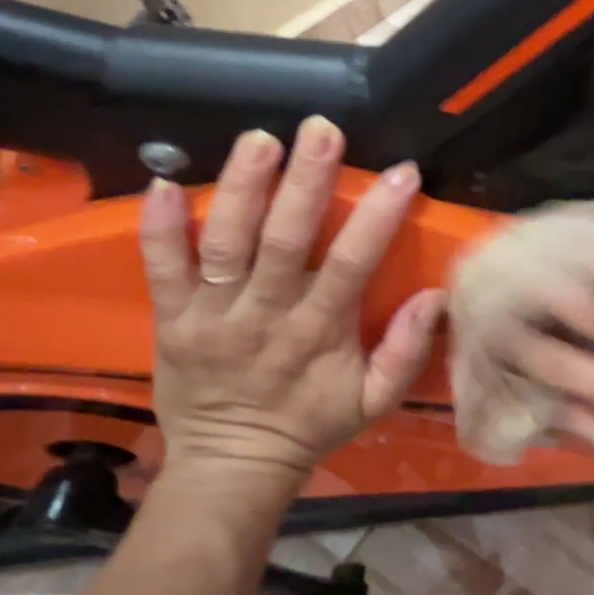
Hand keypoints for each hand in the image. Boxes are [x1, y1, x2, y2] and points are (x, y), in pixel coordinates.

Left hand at [138, 116, 445, 482]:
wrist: (231, 465)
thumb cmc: (313, 423)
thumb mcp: (374, 401)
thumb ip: (405, 352)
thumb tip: (436, 296)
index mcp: (316, 333)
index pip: (350, 264)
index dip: (377, 216)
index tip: (402, 172)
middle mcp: (262, 316)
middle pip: (283, 241)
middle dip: (304, 182)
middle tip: (320, 130)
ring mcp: (210, 316)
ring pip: (224, 244)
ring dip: (241, 188)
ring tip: (258, 139)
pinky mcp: (170, 319)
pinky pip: (160, 269)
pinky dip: (157, 227)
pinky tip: (161, 183)